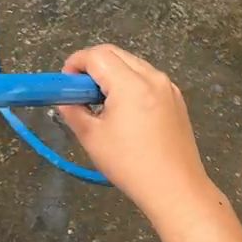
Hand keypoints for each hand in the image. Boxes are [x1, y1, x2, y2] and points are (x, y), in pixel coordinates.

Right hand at [59, 45, 218, 223]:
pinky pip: (146, 78)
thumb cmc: (129, 163)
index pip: (96, 55)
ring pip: (131, 63)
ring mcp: (168, 87)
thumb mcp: (91, 137)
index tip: (66, 84)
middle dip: (91, 65)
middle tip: (78, 91)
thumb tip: (66, 101)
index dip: (74, 63)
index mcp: (131, 84)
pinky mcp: (176, 99)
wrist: (175, 188)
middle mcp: (152, 78)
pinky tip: (122, 109)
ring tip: (99, 101)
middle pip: (114, 53)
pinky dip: (128, 82)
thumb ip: (73, 111)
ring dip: (110, 73)